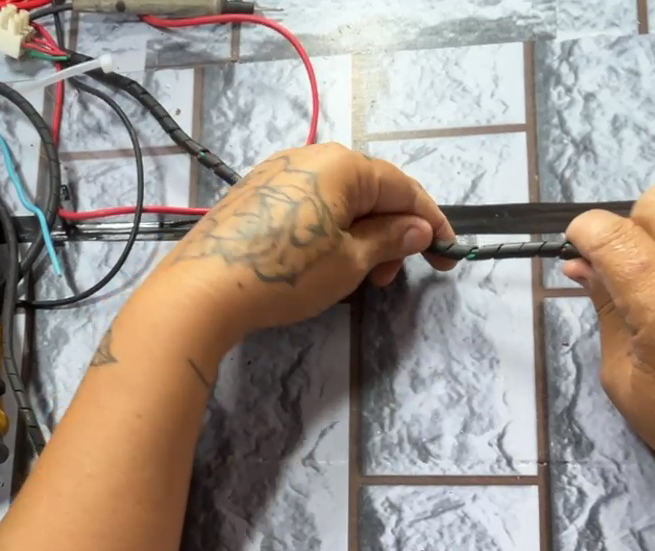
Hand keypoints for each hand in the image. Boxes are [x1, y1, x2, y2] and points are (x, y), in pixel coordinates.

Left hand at [141, 143, 454, 342]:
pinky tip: (323, 263)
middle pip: (369, 192)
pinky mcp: (254, 195)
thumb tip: (418, 228)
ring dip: (358, 237)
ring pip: (337, 202)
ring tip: (356, 279)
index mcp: (343, 165)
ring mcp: (277, 173)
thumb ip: (389, 240)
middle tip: (388, 280)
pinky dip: (328, 233)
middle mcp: (310, 157)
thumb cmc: (286, 275)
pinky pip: (307, 207)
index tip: (448, 252)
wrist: (206, 289)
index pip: (402, 188)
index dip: (430, 222)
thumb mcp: (349, 263)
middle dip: (389, 234)